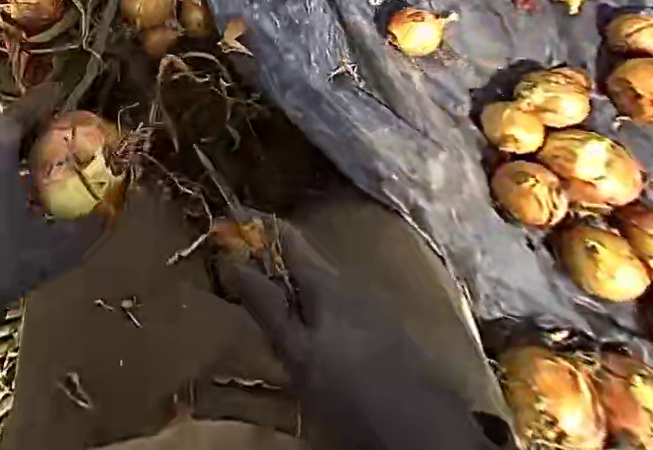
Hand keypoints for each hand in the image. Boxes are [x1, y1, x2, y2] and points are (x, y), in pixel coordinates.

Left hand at [0, 86, 106, 326]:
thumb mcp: (52, 250)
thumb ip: (86, 232)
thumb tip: (114, 214)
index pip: (15, 120)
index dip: (36, 102)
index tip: (57, 89)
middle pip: (9, 133)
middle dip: (36, 120)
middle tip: (64, 114)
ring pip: (2, 154)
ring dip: (27, 144)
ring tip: (54, 144)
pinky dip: (20, 167)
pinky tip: (36, 186)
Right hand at [217, 215, 498, 449]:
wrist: (428, 434)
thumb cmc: (354, 390)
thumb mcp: (300, 354)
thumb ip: (268, 308)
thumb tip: (235, 261)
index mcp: (324, 280)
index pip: (283, 234)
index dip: (254, 224)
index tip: (224, 222)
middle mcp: (346, 282)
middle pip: (298, 259)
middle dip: (267, 261)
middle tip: (236, 276)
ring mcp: (367, 306)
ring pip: (315, 285)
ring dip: (287, 288)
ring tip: (265, 311)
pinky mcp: (379, 331)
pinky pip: (332, 306)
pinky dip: (308, 309)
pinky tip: (304, 338)